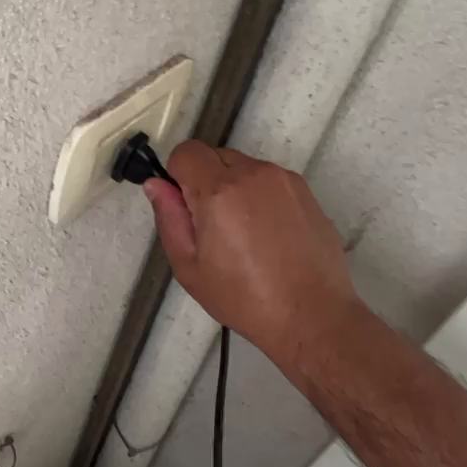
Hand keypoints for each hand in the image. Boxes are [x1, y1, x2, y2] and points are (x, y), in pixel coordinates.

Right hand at [143, 140, 360, 359]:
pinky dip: (259, 197)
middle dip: (205, 182)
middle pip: (214, 155)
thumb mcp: (189, 266)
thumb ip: (169, 218)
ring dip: (233, 188)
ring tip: (242, 235)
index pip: (186, 152)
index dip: (177, 176)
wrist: (310, 314)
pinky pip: (269, 181)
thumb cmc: (244, 297)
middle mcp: (254, 174)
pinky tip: (265, 236)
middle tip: (211, 227)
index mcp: (219, 191)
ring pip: (243, 167)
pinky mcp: (305, 192)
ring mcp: (284, 180)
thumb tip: (156, 185)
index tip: (185, 207)